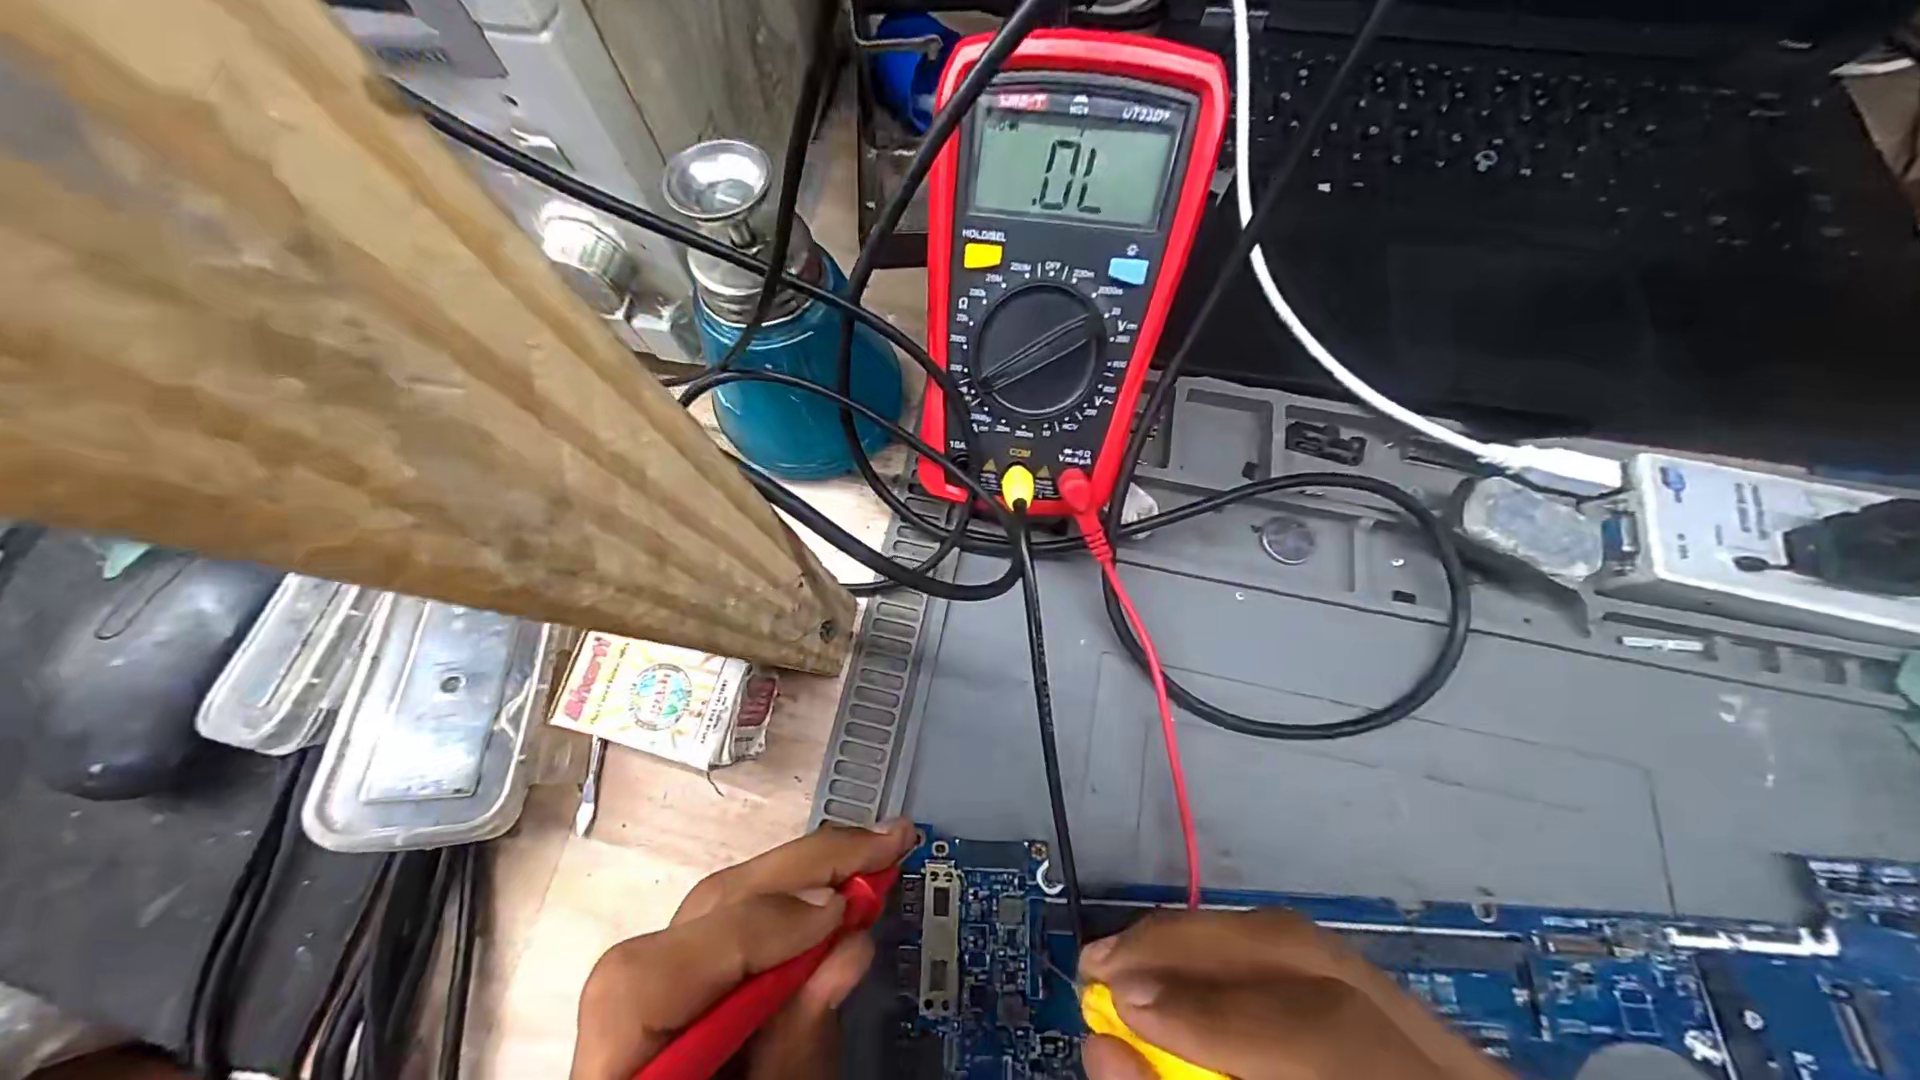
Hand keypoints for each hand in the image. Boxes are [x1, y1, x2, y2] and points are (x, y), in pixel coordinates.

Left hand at [570, 819, 915, 1079]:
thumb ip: (795, 1051)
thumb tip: (849, 948)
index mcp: (617, 1061)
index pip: (655, 978)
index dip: (751, 931)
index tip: (839, 911)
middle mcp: (623, 1003)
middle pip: (704, 909)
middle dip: (801, 869)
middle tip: (883, 844)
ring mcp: (654, 976)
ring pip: (725, 901)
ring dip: (808, 871)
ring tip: (873, 853)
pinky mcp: (691, 968)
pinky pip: (741, 917)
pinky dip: (797, 898)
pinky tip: (840, 883)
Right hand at [1077, 909, 1514, 1079]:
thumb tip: (1102, 1050)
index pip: (1333, 1034)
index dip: (1218, 1015)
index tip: (1121, 1005)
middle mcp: (1455, 1068)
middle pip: (1313, 958)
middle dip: (1191, 948)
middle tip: (1102, 962)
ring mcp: (1441, 1043)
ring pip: (1310, 947)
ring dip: (1201, 945)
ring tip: (1127, 961)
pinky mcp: (1412, 1031)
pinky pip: (1308, 966)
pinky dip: (1231, 963)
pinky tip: (1181, 972)